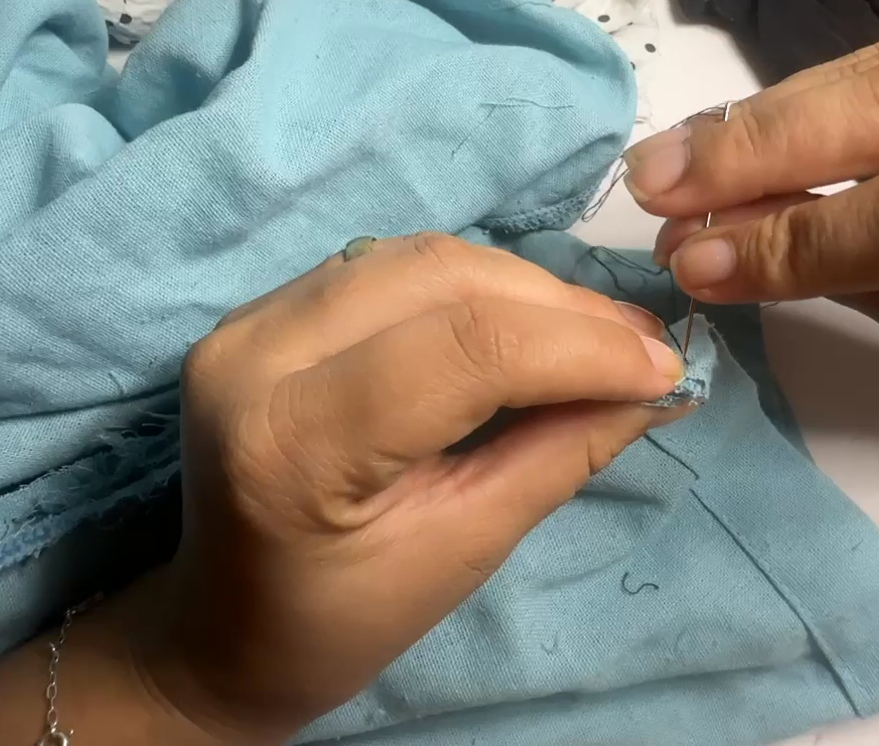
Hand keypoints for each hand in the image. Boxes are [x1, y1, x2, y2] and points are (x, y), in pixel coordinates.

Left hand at [115, 233, 688, 742]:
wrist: (218, 623)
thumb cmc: (338, 620)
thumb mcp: (462, 552)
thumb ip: (560, 453)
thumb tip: (656, 384)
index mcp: (294, 443)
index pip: (462, 351)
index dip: (578, 346)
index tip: (660, 366)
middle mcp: (257, 353)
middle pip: (441, 278)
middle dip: (558, 305)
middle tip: (637, 345)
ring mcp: (249, 318)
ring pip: (419, 256)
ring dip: (520, 284)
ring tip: (590, 331)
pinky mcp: (261, 307)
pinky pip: (388, 264)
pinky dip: (471, 282)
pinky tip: (517, 316)